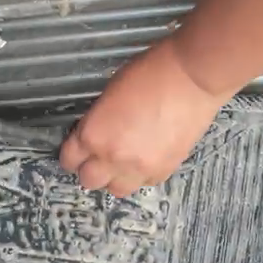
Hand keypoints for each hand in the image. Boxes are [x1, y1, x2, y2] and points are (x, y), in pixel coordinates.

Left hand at [60, 40, 233, 195]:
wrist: (193, 77)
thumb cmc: (153, 72)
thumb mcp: (111, 91)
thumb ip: (99, 119)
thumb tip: (97, 131)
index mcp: (94, 135)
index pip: (69, 160)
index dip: (73, 153)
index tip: (79, 149)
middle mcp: (113, 158)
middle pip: (89, 181)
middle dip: (92, 168)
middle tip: (100, 154)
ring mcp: (141, 168)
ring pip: (117, 189)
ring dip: (116, 177)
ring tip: (124, 160)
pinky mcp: (166, 169)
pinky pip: (145, 183)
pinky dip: (143, 174)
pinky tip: (147, 156)